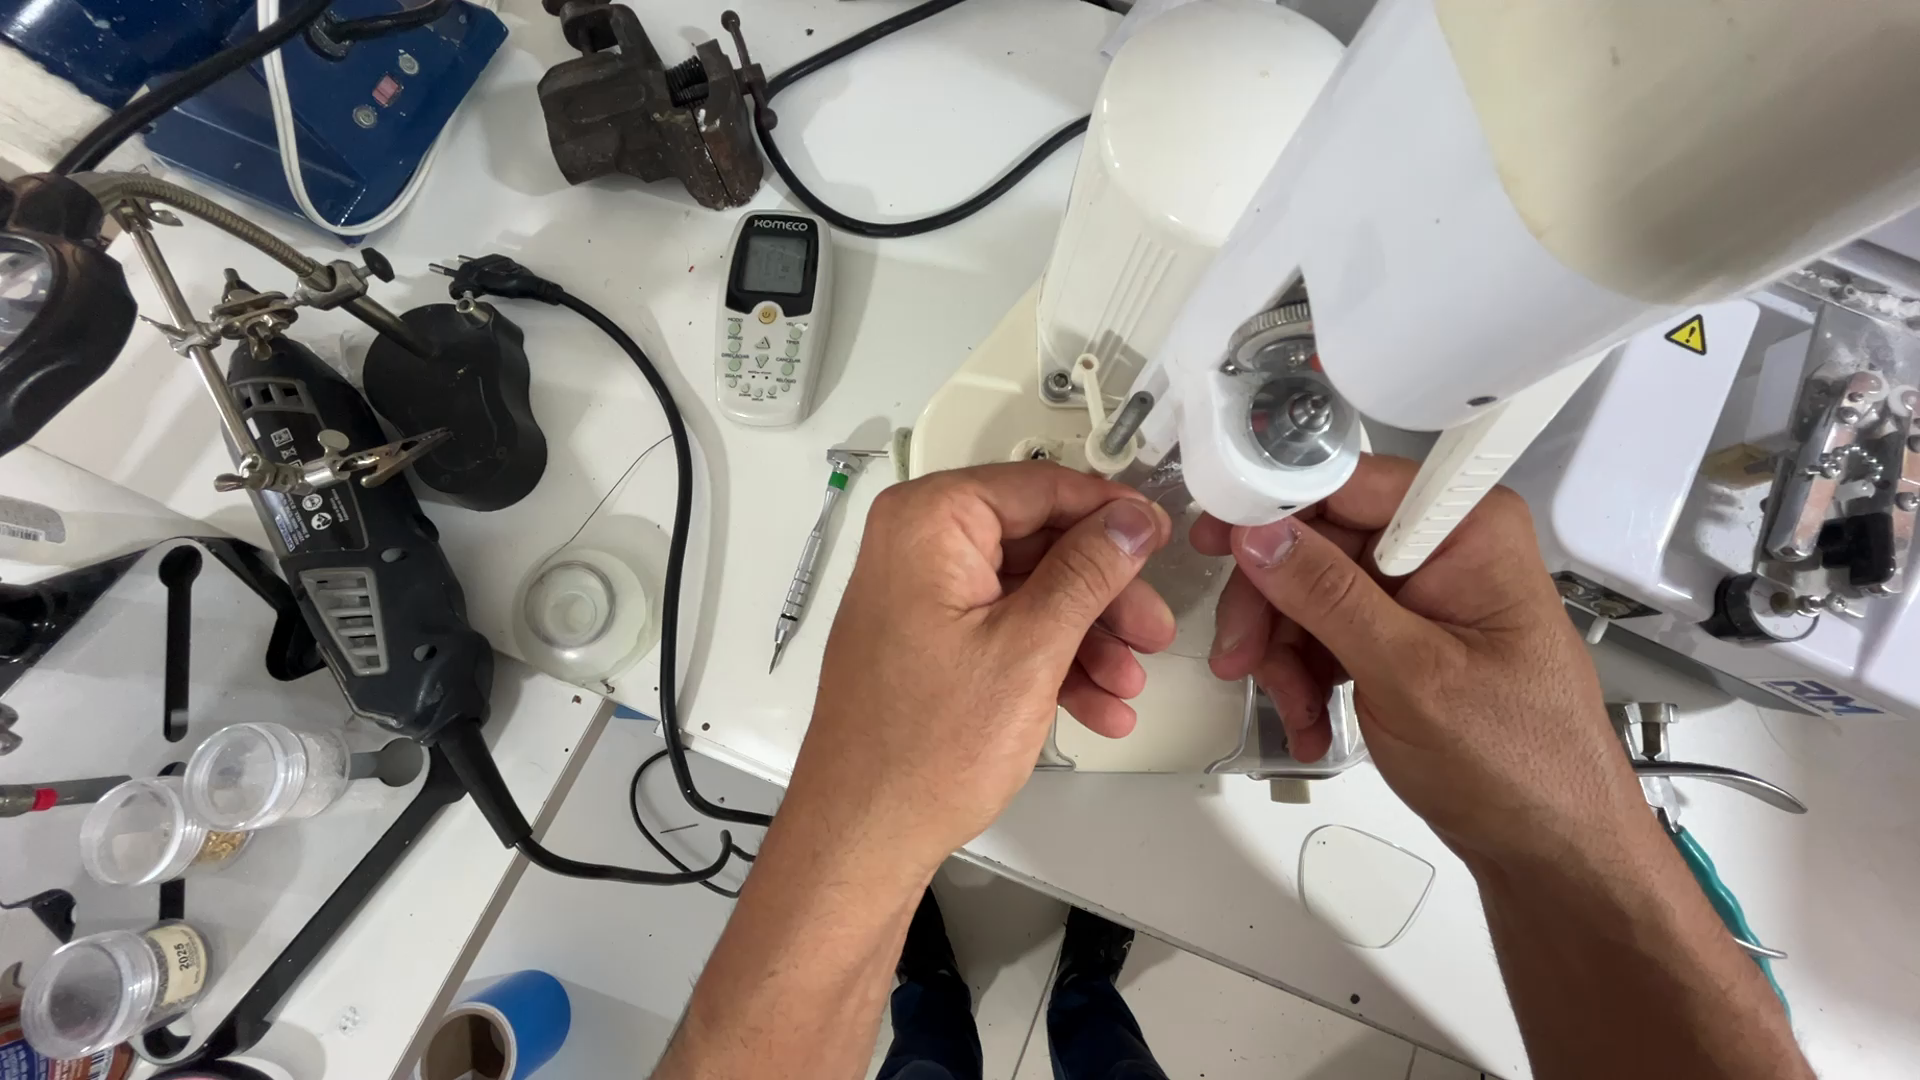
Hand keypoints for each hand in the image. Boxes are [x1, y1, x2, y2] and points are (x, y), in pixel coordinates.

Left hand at [786, 462, 1174, 870]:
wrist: (864, 835)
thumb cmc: (930, 744)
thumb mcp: (1029, 647)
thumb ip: (1088, 572)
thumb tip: (1132, 520)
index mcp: (930, 521)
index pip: (1037, 486)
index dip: (1107, 511)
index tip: (1160, 536)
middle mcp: (918, 545)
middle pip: (1037, 544)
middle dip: (1103, 594)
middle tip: (1154, 630)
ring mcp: (922, 596)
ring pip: (1026, 592)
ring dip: (1085, 637)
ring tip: (1128, 686)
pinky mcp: (929, 639)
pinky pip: (1002, 629)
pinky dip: (1049, 662)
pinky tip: (1096, 707)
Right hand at [1193, 454, 1647, 864]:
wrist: (1547, 848)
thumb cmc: (1513, 762)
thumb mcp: (1411, 675)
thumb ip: (1329, 597)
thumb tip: (1254, 534)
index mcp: (1461, 529)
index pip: (1345, 484)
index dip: (1273, 508)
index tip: (1215, 542)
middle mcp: (1431, 545)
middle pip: (1311, 542)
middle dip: (1269, 606)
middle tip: (1238, 659)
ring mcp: (1408, 591)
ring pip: (1301, 590)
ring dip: (1280, 652)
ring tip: (1293, 710)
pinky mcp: (1389, 630)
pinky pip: (1316, 630)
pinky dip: (1299, 674)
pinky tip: (1309, 721)